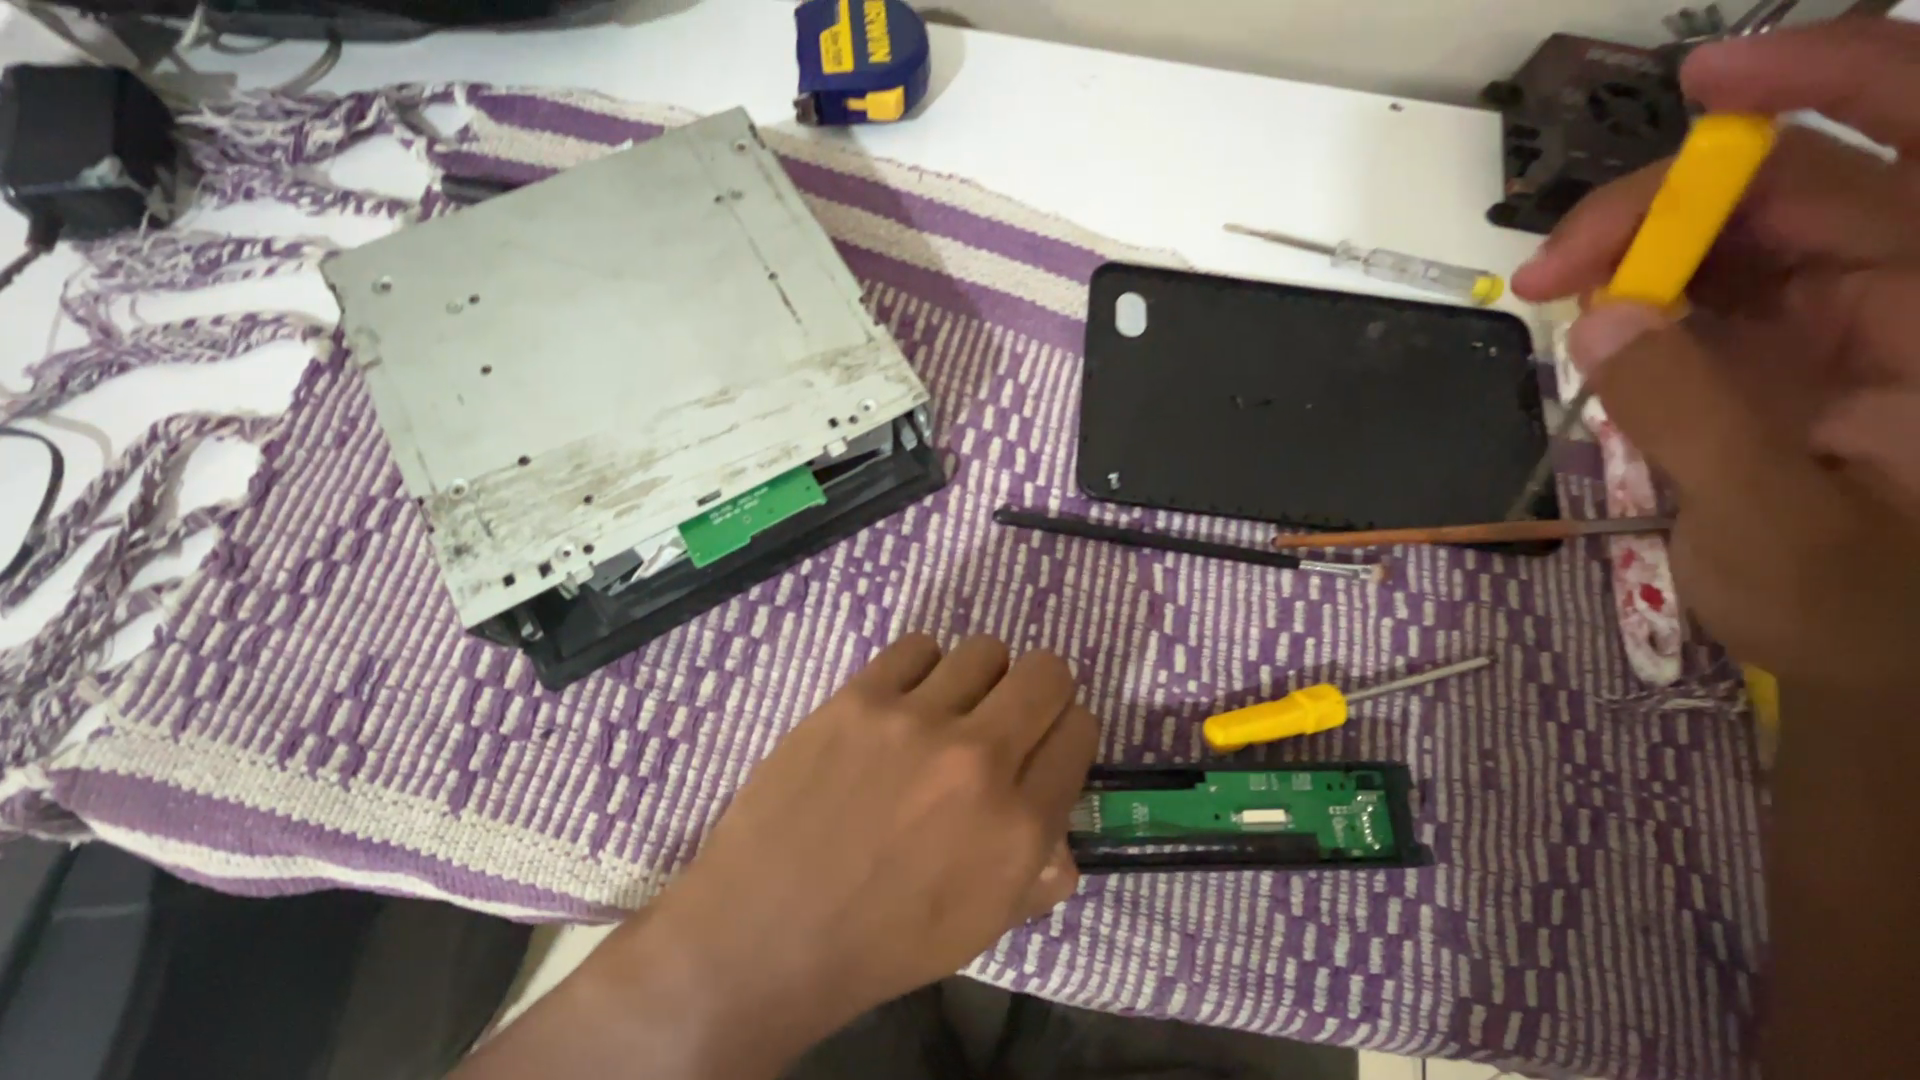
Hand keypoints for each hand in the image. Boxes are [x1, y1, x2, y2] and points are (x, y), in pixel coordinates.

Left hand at [647, 633, 1096, 1023]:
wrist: (768, 930)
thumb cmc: (882, 943)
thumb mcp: (984, 928)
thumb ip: (1039, 873)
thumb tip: (1062, 833)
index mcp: (1021, 825)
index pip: (1079, 732)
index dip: (1067, 734)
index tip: (1045, 744)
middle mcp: (981, 760)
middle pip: (1048, 673)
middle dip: (1040, 691)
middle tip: (1008, 715)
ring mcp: (917, 721)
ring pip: (985, 650)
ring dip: (980, 678)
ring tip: (948, 709)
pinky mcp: (859, 697)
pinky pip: (918, 646)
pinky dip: (921, 669)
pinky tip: (901, 702)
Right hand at [1511, 19, 1919, 687]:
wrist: (1875, 666)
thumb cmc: (1856, 612)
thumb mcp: (1773, 525)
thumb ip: (1691, 418)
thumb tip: (1598, 320)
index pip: (1919, 144)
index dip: (1830, 79)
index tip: (1701, 80)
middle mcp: (1909, 291)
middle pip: (1792, 185)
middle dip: (1659, 206)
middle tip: (1548, 271)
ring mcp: (1845, 318)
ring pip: (1735, 234)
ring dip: (1635, 249)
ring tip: (1551, 295)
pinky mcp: (1785, 350)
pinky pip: (1707, 290)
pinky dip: (1638, 294)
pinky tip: (1589, 324)